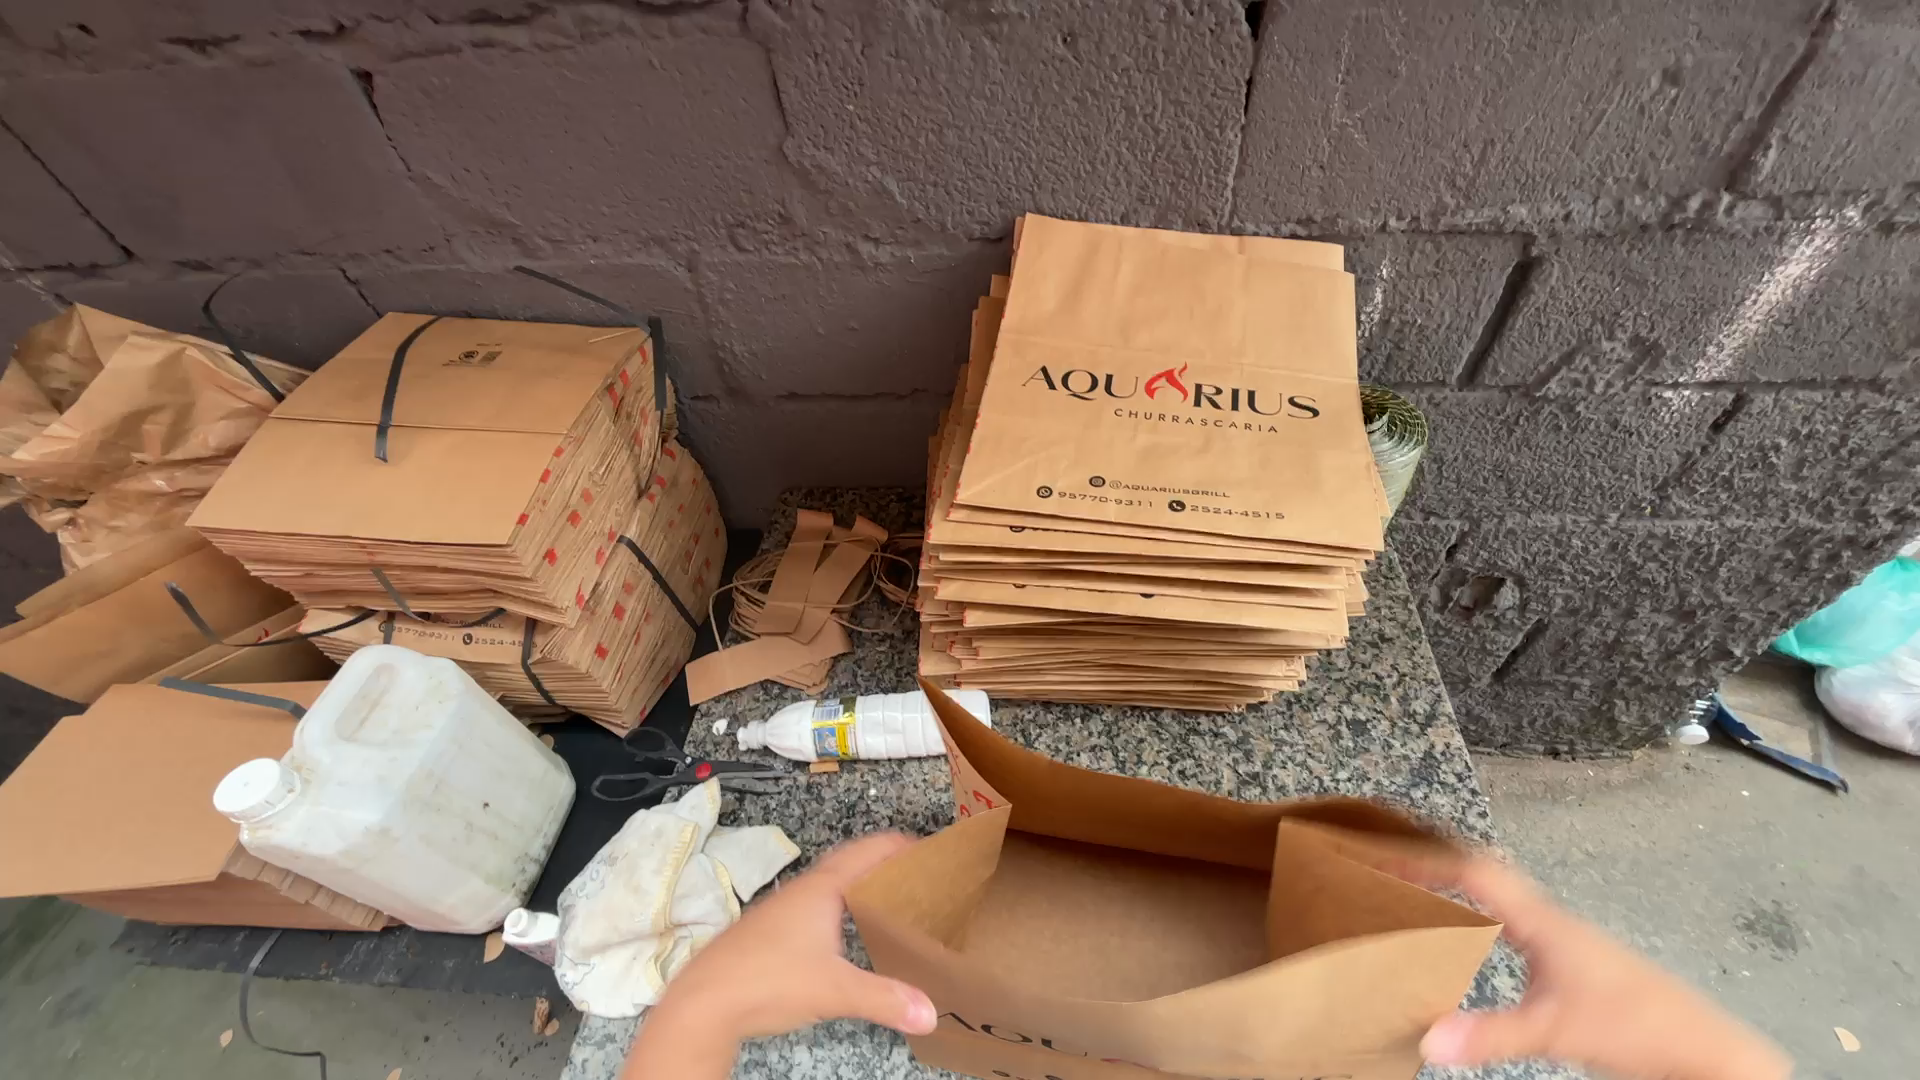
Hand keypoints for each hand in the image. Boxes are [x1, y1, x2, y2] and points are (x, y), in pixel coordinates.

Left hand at [624, 833, 935, 1078]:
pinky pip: (813, 902)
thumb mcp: (835, 991)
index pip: (867, 850)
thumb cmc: (771, 981)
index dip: (896, 844)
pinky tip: (841, 930)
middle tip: (911, 872)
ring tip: (885, 898)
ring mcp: (782, 907)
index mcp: (824, 889)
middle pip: (848, 861)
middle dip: (880, 861)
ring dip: (856, 882)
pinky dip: (837, 903)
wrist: (704, 1001)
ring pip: (828, 882)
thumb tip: (930, 1014)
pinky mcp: (769, 929)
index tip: (924, 845)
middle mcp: (804, 889)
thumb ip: (884, 999)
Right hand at [1400, 855, 1791, 1079]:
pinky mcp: (1568, 953)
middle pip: (1481, 864)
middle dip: (1436, 852)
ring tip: (1417, 875)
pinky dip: (1477, 902)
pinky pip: (1509, 909)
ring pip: (1498, 885)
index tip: (1381, 852)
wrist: (1714, 1053)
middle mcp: (1546, 915)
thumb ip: (1491, 1034)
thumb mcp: (1559, 1032)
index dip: (1423, 857)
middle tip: (1392, 849)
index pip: (1469, 869)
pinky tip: (1469, 922)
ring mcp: (1560, 932)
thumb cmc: (1640, 1029)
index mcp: (1539, 919)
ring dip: (1457, 874)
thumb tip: (1426, 1040)